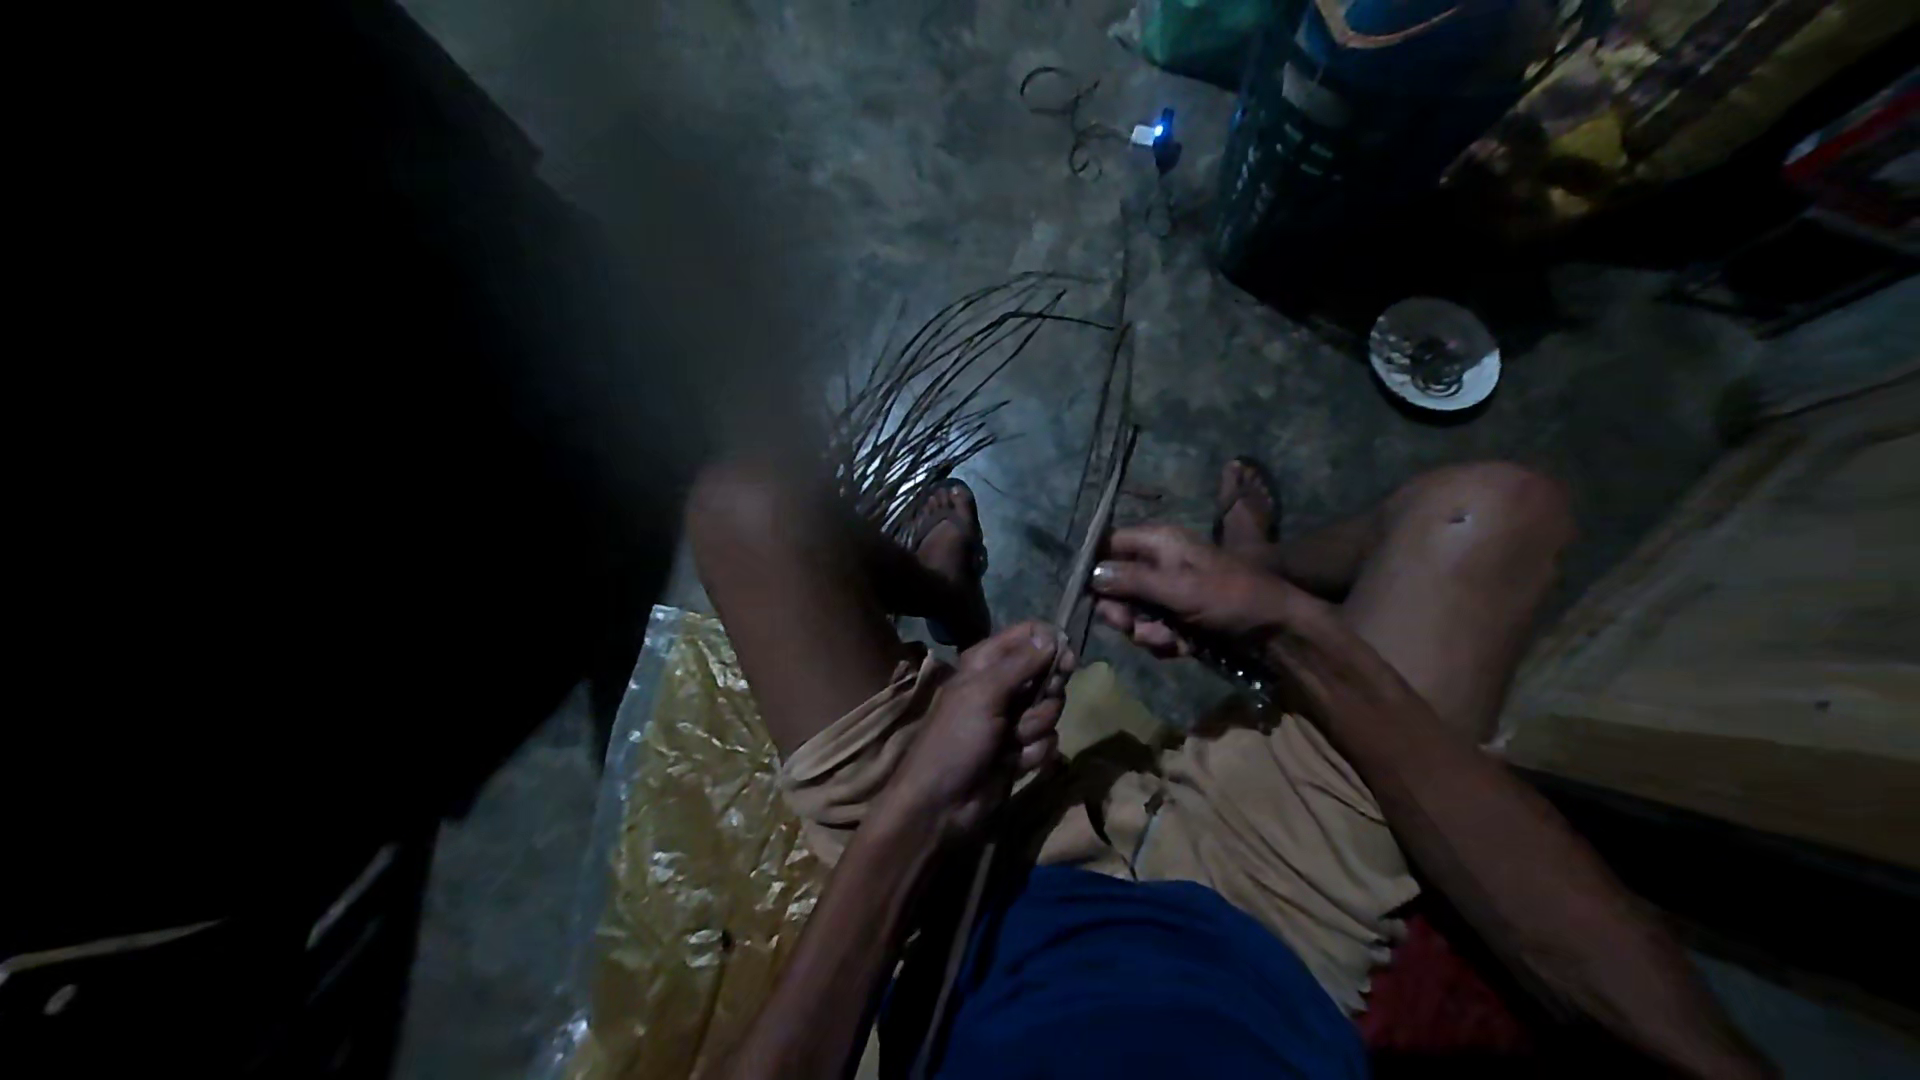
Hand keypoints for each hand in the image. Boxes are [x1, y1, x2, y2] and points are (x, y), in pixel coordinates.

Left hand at [870, 620, 1073, 839]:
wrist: (942, 803)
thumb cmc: (956, 739)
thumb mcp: (984, 693)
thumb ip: (1021, 663)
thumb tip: (1053, 635)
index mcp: (986, 662)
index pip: (1029, 636)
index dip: (1051, 644)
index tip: (1066, 660)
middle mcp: (1002, 685)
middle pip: (1048, 673)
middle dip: (1046, 694)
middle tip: (1034, 706)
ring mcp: (1013, 718)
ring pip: (1051, 709)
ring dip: (1035, 727)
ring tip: (1013, 741)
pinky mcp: (1022, 748)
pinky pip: (1047, 740)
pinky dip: (1033, 752)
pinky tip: (1014, 762)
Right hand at [1090, 524, 1325, 655]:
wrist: (1277, 630)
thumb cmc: (1229, 597)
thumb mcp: (1178, 589)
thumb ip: (1131, 581)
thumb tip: (1090, 574)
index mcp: (1160, 542)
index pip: (1109, 543)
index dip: (1094, 565)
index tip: (1087, 592)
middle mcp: (1160, 562)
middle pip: (1116, 584)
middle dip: (1123, 611)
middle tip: (1131, 626)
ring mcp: (1168, 591)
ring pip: (1133, 612)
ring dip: (1146, 631)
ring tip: (1168, 639)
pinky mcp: (1177, 615)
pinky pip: (1152, 628)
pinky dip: (1164, 640)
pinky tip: (1182, 646)